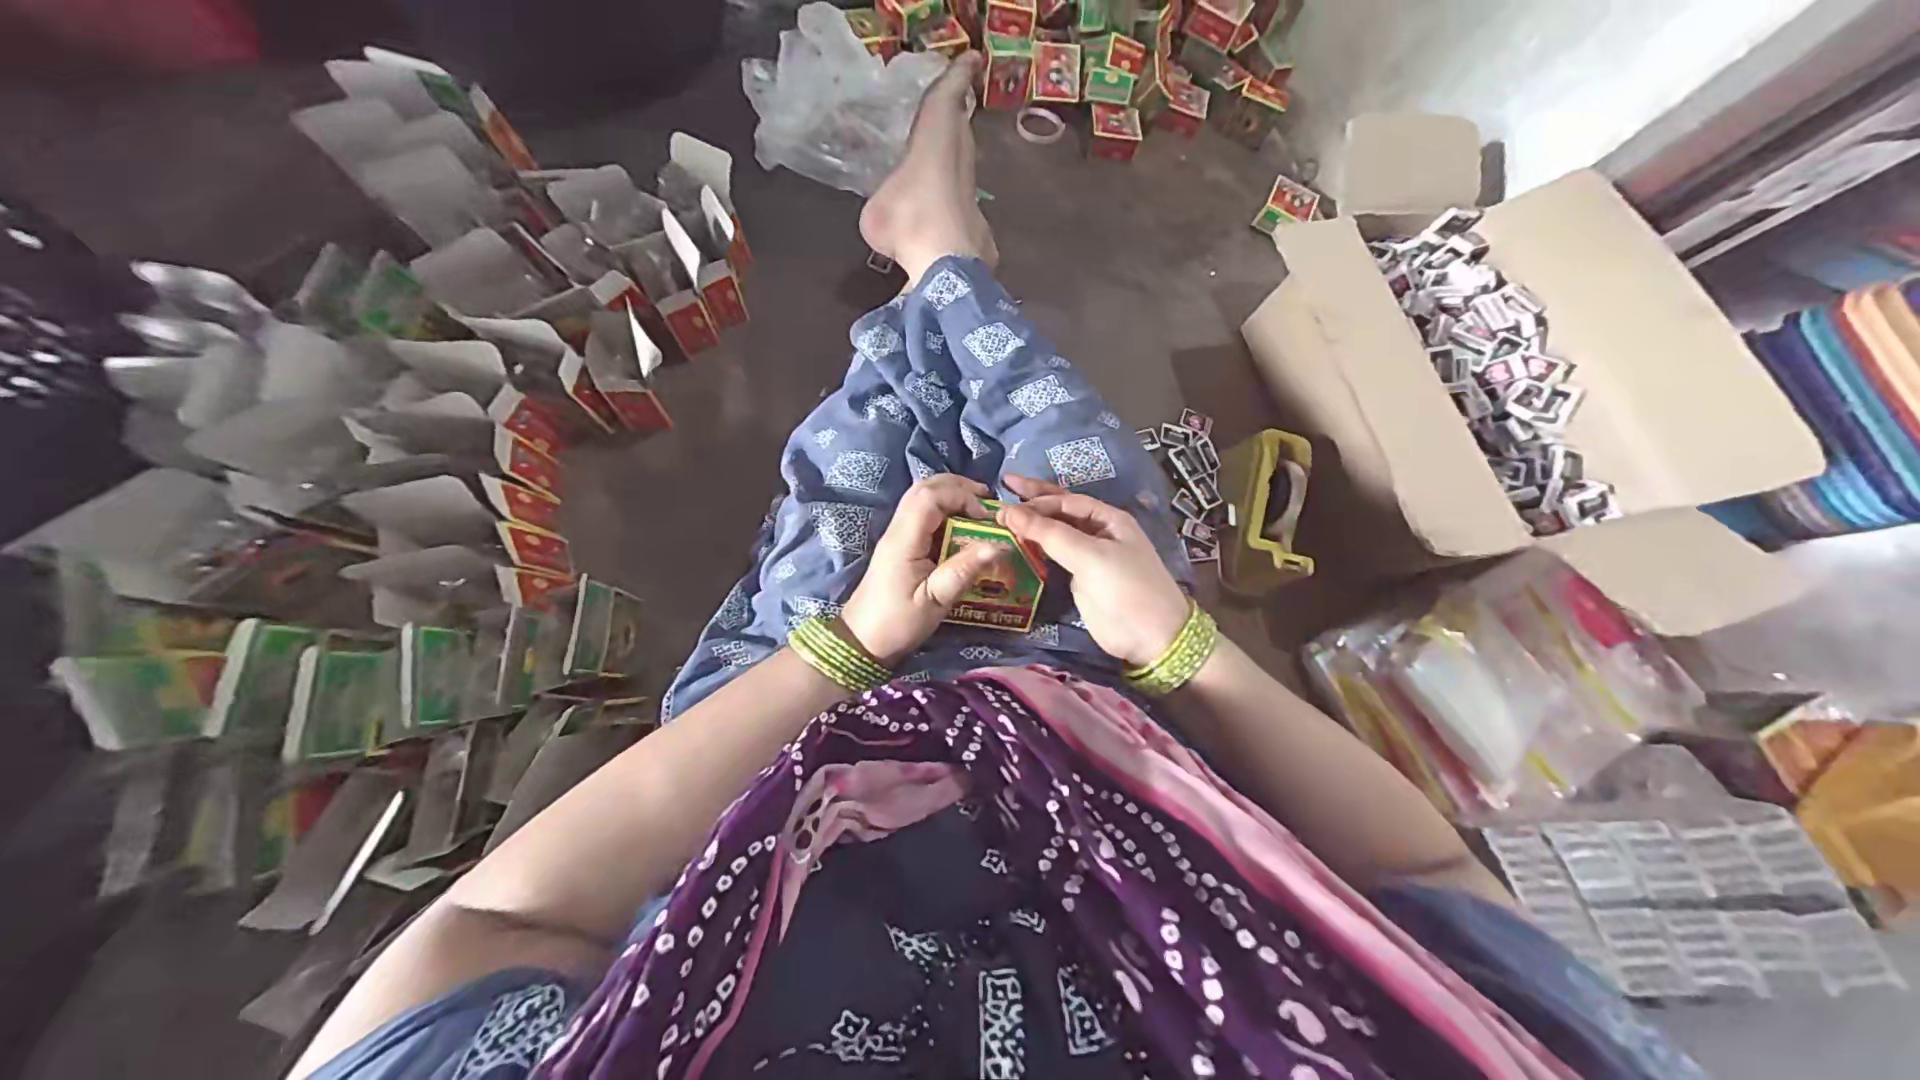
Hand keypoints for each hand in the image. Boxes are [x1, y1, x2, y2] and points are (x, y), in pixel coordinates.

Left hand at [840, 474, 1009, 666]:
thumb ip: (964, 570)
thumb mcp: (935, 601)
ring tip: (979, 510)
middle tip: (988, 501)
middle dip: (958, 487)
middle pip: (924, 488)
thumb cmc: (898, 623)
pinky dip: (944, 510)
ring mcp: (896, 535)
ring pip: (921, 497)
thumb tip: (999, 546)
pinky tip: (962, 526)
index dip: (961, 496)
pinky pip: (922, 514)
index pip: (930, 496)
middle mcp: (897, 530)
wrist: (862, 640)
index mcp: (904, 540)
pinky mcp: (900, 544)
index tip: (985, 517)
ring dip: (951, 495)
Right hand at [998, 474, 1190, 668]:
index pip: (1066, 501)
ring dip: (1032, 525)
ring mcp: (1089, 556)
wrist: (1151, 638)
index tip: (1006, 504)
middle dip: (1033, 499)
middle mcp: (1099, 533)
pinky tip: (1018, 543)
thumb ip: (1050, 534)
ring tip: (1002, 516)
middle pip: (1061, 510)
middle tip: (1003, 485)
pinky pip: (1055, 555)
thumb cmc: (1126, 589)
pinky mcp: (1081, 578)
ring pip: (1056, 533)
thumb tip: (1010, 512)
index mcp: (1108, 519)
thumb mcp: (1090, 556)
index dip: (1037, 500)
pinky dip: (1036, 547)